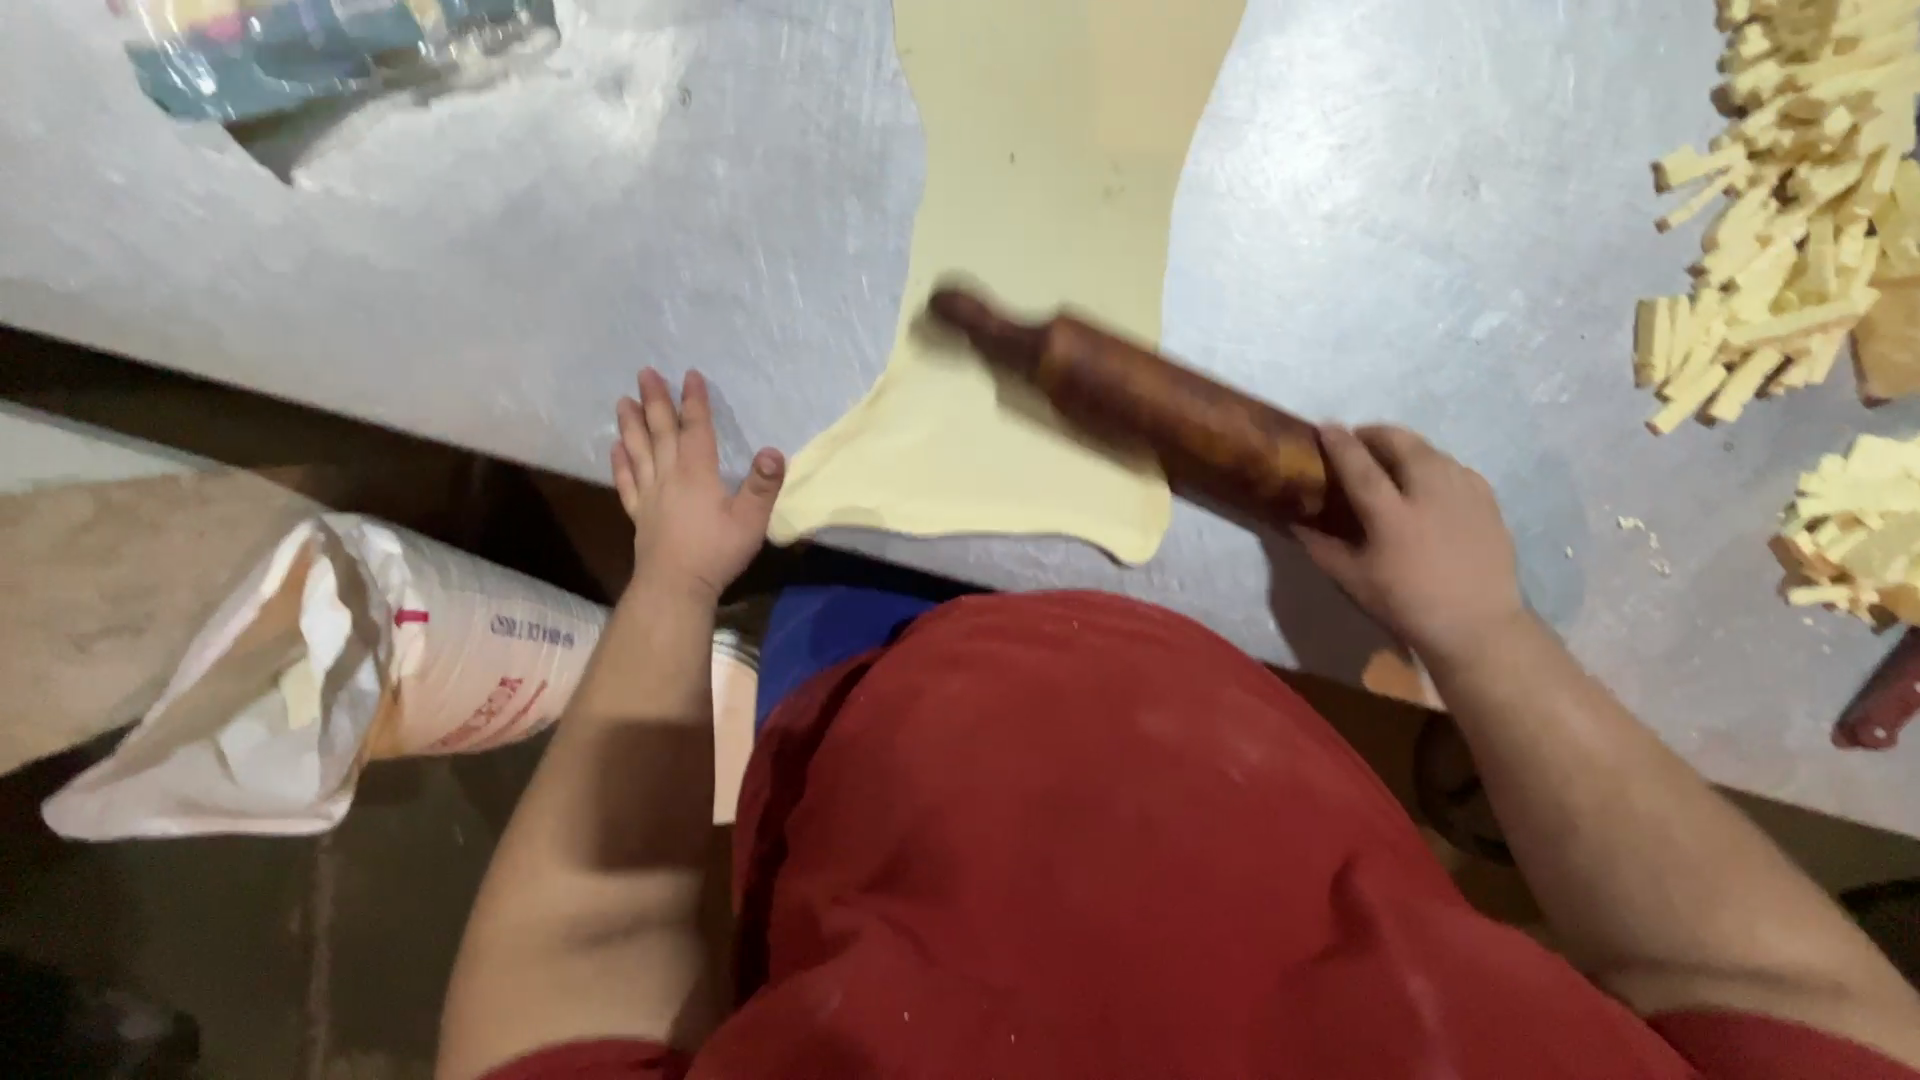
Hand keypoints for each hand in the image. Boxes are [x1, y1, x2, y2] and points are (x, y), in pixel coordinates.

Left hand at [611, 368, 784, 602]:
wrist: (675, 587)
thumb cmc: (716, 553)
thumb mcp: (750, 520)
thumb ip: (762, 486)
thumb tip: (774, 451)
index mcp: (697, 473)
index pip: (696, 429)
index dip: (694, 402)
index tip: (690, 375)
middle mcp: (669, 477)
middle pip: (661, 432)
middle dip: (655, 401)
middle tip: (645, 373)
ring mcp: (649, 495)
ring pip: (638, 451)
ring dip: (631, 424)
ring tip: (623, 401)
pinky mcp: (639, 514)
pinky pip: (626, 481)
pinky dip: (620, 462)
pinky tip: (616, 448)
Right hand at [1293, 424, 1528, 662]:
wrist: (1477, 624)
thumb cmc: (1406, 604)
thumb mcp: (1353, 580)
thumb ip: (1321, 547)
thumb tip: (1296, 523)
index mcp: (1392, 516)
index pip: (1360, 467)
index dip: (1339, 444)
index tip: (1325, 427)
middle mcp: (1430, 493)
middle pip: (1402, 443)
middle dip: (1376, 433)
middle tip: (1358, 440)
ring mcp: (1463, 493)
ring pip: (1431, 450)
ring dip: (1405, 446)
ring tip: (1391, 458)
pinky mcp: (1487, 499)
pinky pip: (1455, 467)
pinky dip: (1434, 463)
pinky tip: (1426, 481)